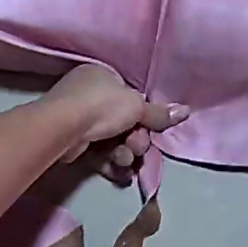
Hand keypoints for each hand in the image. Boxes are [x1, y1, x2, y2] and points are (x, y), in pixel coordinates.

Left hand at [39, 64, 189, 180]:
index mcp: (103, 75)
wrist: (62, 127)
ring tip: (124, 158)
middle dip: (134, 138)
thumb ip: (158, 113)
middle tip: (136, 146)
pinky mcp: (73, 141)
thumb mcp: (135, 106)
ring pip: (112, 139)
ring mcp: (78, 117)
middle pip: (123, 121)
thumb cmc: (100, 106)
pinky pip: (98, 152)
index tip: (150, 129)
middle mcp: (89, 94)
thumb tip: (185, 111)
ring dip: (123, 152)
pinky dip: (110, 161)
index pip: (130, 96)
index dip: (143, 115)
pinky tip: (118, 171)